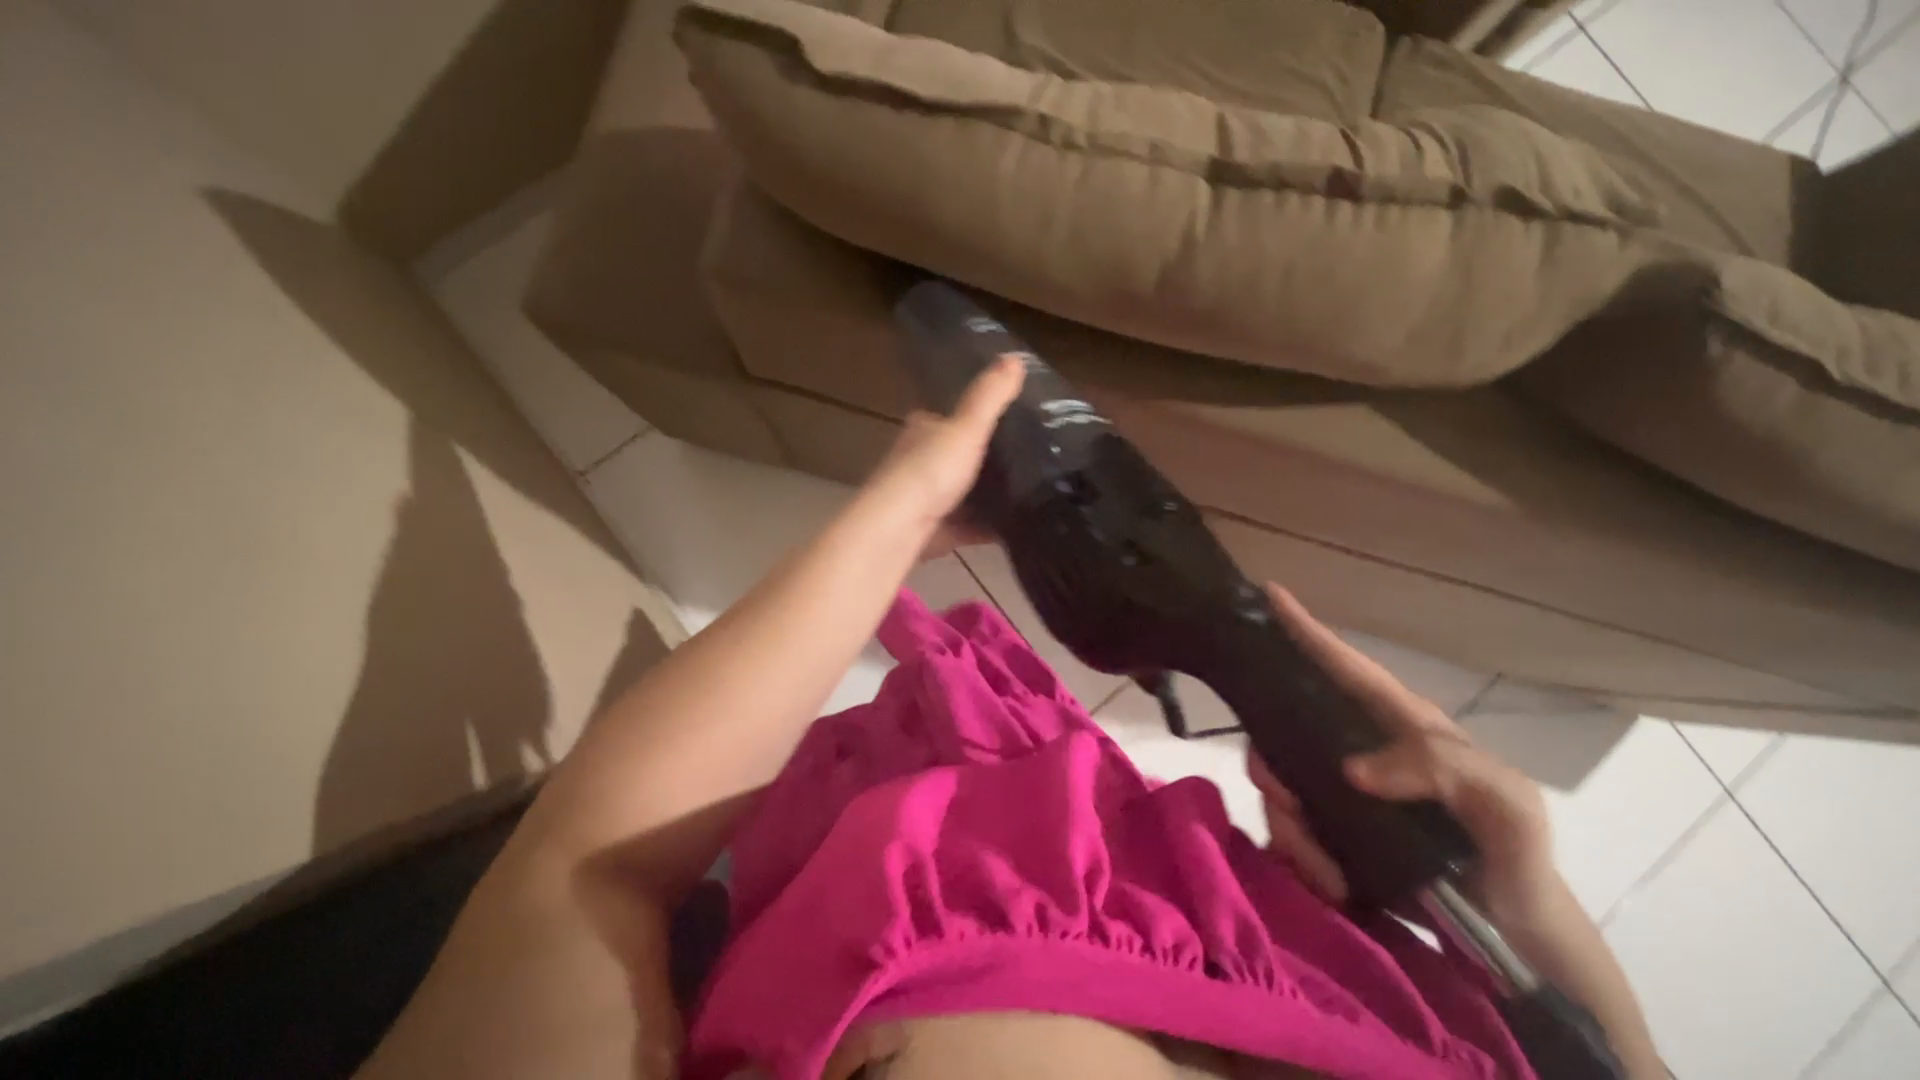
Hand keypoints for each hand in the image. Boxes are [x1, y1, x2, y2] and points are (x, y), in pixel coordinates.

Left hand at [861, 354, 1024, 532]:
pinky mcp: (931, 534)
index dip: (968, 419)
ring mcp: (921, 501)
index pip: (944, 418)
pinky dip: (986, 528)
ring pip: (959, 494)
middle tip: (1024, 461)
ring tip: (1027, 493)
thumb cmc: (930, 470)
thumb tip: (1016, 356)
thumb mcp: (967, 427)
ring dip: (985, 496)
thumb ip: (990, 396)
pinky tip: (1014, 528)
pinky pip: (965, 528)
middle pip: (951, 458)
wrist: (900, 527)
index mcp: (921, 431)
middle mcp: (915, 463)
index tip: (1001, 422)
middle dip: (980, 461)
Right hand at [1248, 584, 1556, 921]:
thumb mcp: (1504, 804)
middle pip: (1283, 735)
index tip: (1270, 594)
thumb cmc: (1515, 850)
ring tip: (1334, 873)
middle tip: (1293, 806)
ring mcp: (1336, 793)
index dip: (1309, 632)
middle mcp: (1358, 750)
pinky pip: (1285, 837)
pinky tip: (1336, 883)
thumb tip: (1351, 769)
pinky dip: (1303, 864)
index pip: (1348, 669)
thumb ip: (1441, 768)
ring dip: (1297, 837)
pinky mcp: (1326, 835)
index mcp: (1401, 725)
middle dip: (1275, 769)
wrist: (1511, 928)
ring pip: (1278, 792)